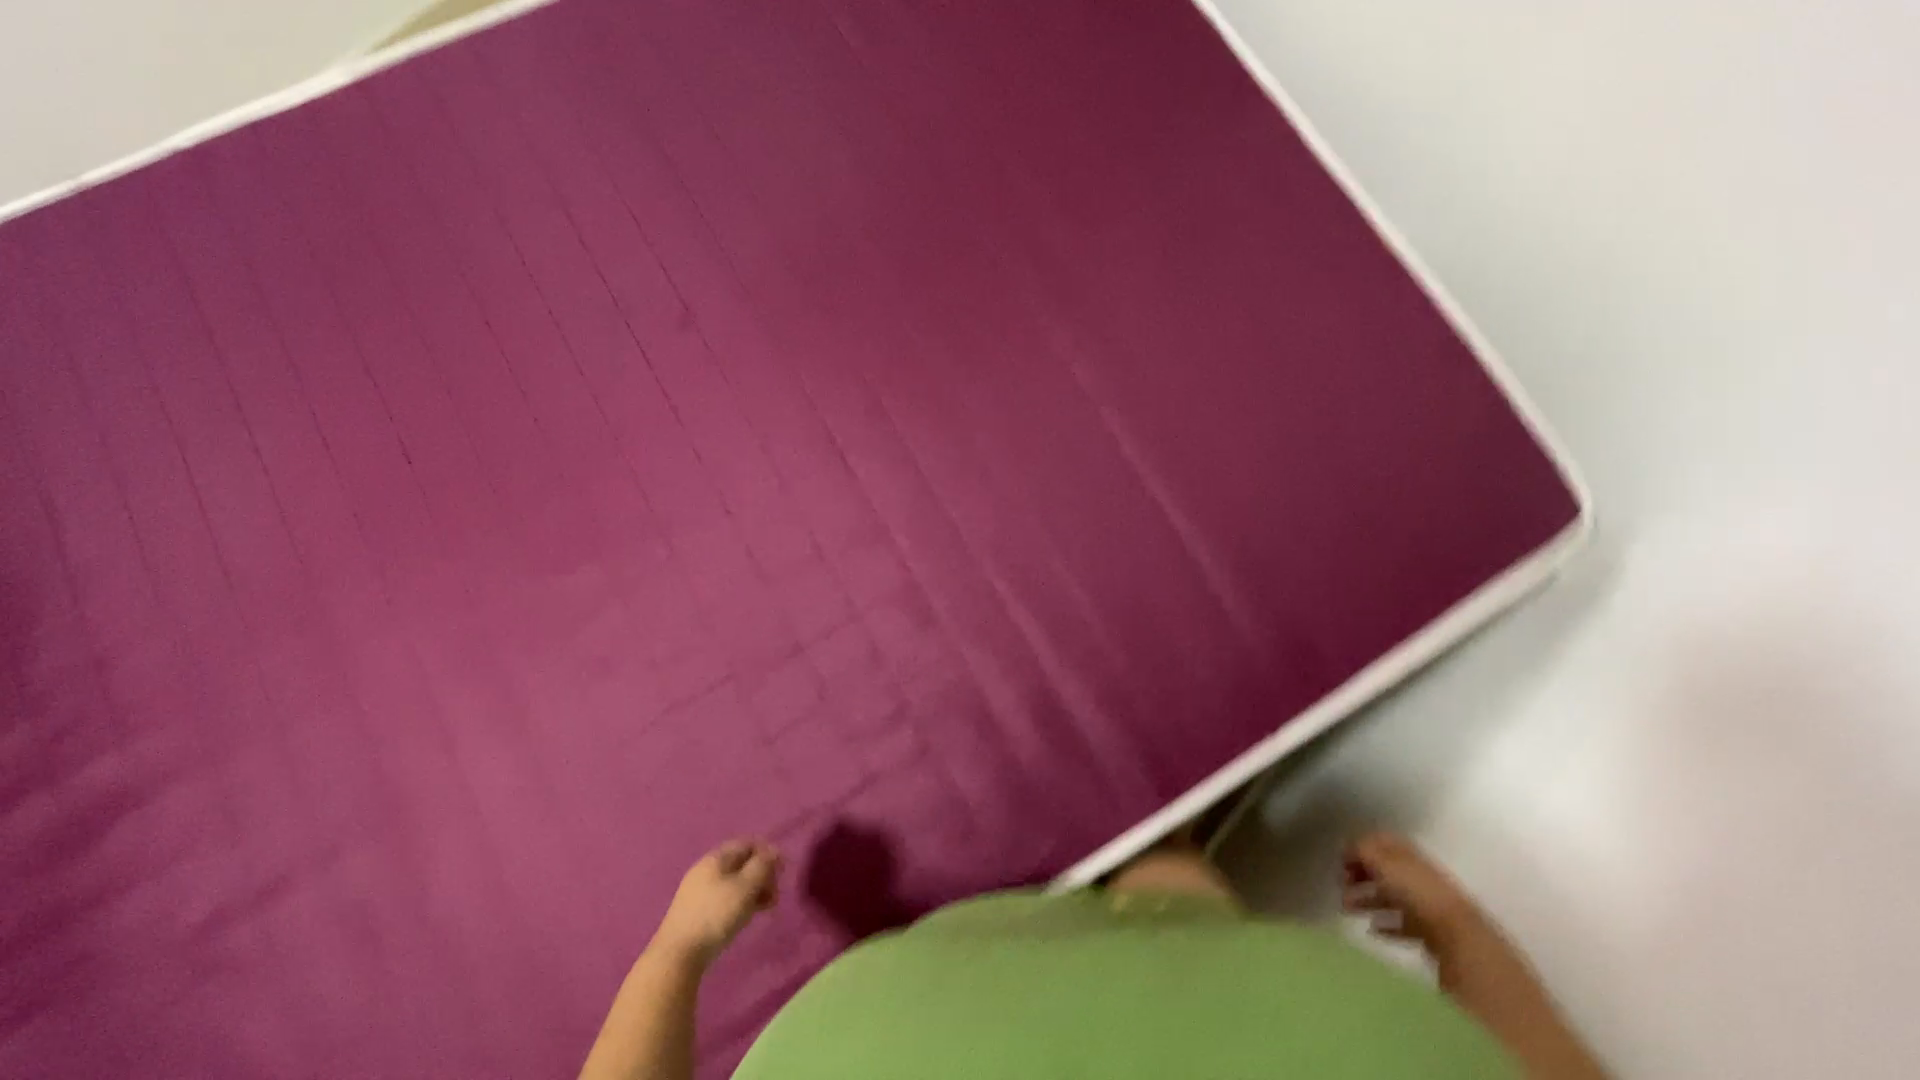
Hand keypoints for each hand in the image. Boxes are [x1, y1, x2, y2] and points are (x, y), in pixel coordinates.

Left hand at [653, 839, 782, 963]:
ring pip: (734, 882)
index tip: (781, 872)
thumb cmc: (716, 915)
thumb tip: (774, 850)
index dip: (767, 853)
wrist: (679, 953)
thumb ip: (762, 865)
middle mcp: (706, 869)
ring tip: (764, 908)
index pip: (747, 844)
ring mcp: (699, 890)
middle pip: (741, 863)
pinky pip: (725, 897)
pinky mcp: (697, 910)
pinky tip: (745, 917)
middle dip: (762, 875)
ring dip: (754, 891)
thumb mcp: (745, 887)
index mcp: (716, 858)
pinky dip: (740, 902)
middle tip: (774, 895)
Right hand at [1342, 831, 1488, 955]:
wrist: (1458, 937)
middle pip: (1386, 870)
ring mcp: (1425, 904)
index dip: (1360, 847)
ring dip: (1367, 900)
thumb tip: (1349, 845)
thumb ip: (1365, 851)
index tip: (1340, 859)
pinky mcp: (1429, 931)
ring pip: (1391, 897)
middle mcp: (1418, 876)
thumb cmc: (1419, 895)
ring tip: (1347, 909)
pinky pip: (1403, 924)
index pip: (1383, 843)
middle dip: (1361, 874)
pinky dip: (1386, 924)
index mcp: (1409, 857)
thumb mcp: (1387, 865)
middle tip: (1341, 883)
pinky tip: (1373, 929)